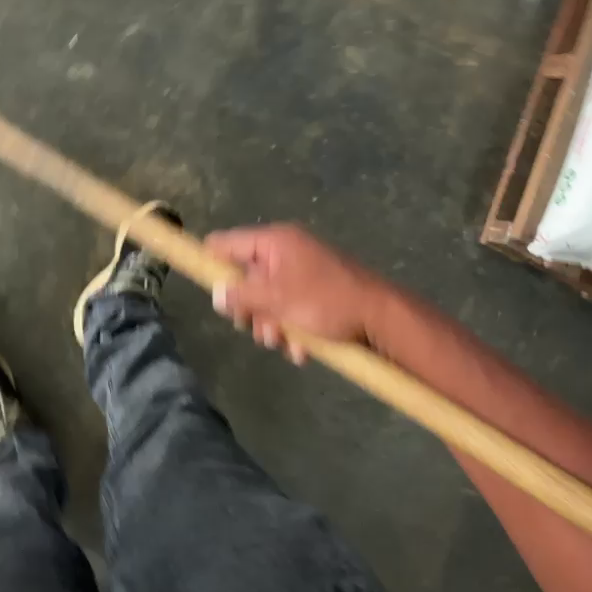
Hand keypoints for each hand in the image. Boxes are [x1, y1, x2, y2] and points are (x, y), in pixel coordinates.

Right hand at [205, 224, 383, 363]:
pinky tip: (301, 351)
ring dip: (271, 325)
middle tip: (256, 330)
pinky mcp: (316, 291)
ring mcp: (302, 271)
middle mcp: (285, 250)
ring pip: (268, 298)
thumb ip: (242, 295)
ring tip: (284, 344)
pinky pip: (290, 307)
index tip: (210, 292)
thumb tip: (216, 295)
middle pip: (246, 277)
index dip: (211, 265)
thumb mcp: (277, 299)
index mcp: (273, 241)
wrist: (382, 316)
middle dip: (250, 310)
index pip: (225, 243)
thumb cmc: (325, 300)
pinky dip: (291, 328)